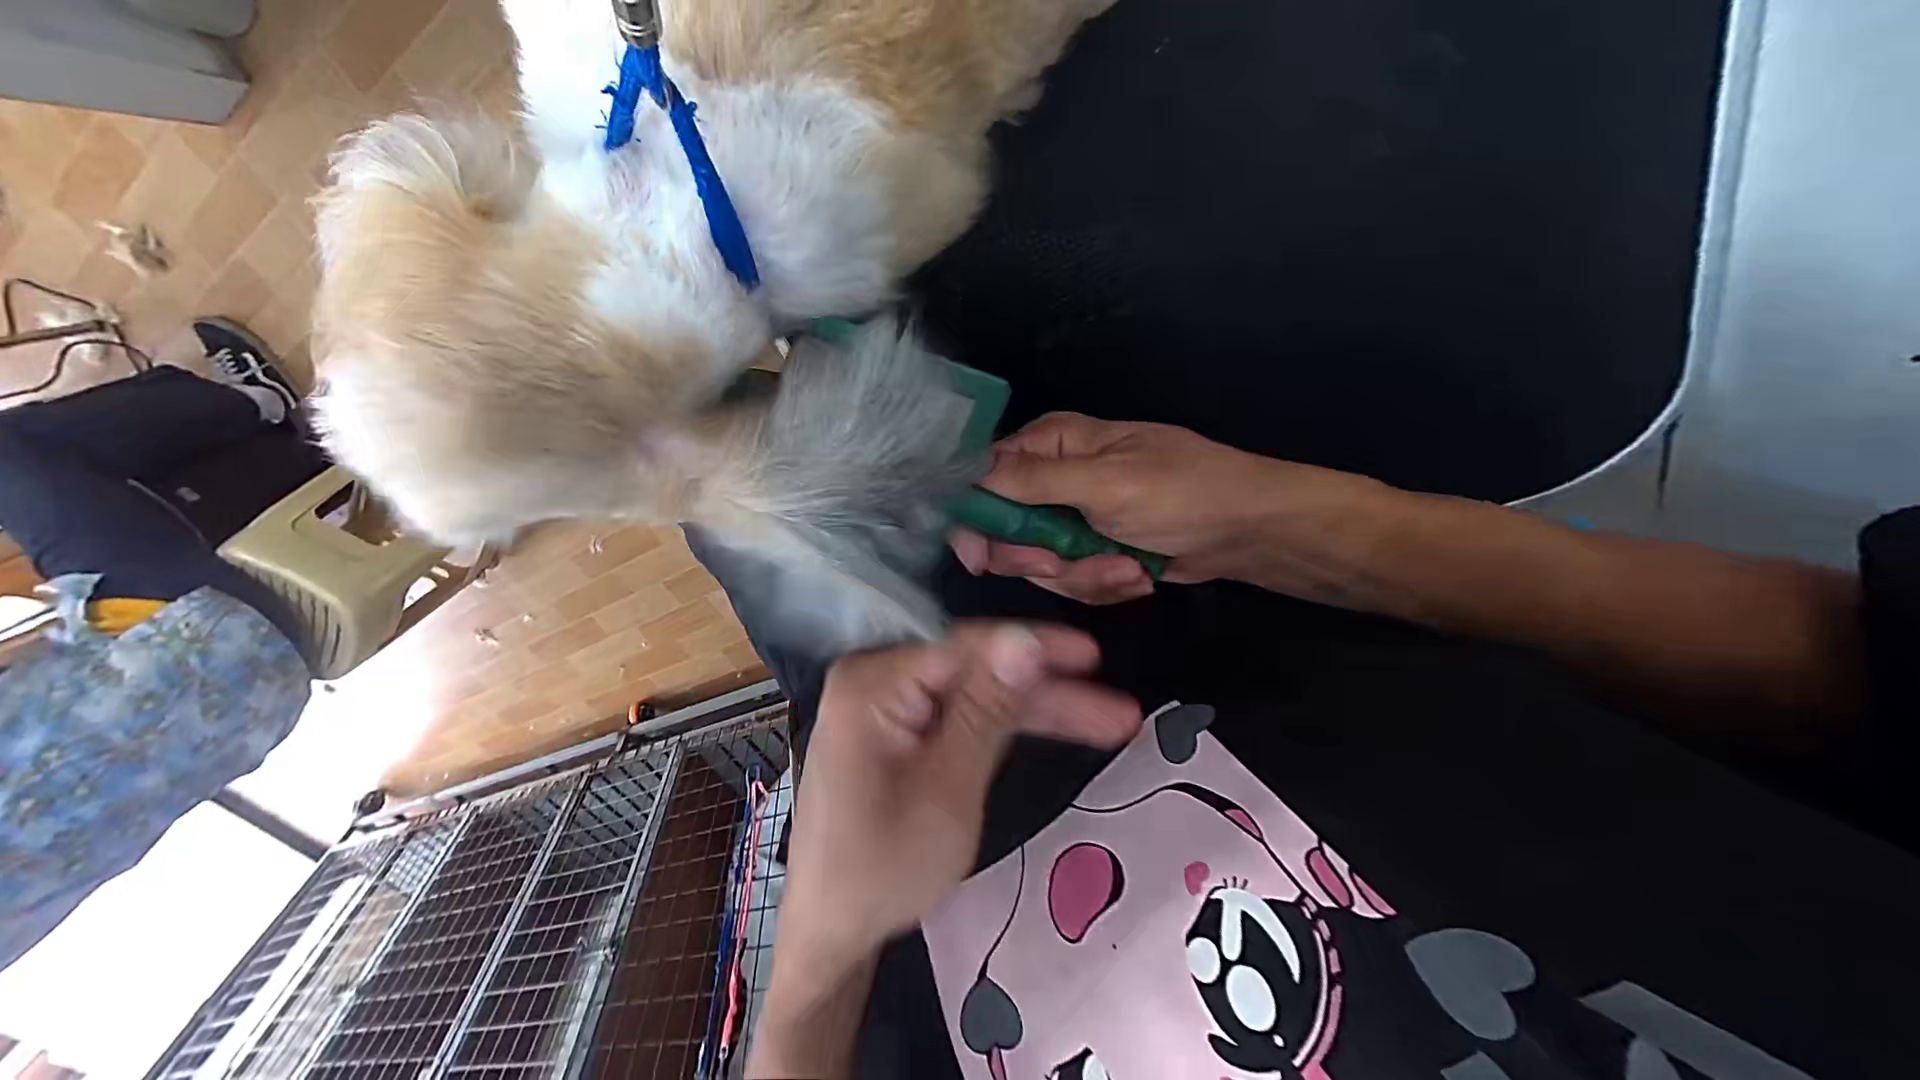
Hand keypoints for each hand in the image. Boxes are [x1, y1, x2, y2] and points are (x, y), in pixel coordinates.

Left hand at [752, 625, 1139, 1077]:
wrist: (831, 930)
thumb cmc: (882, 868)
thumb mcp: (947, 790)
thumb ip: (987, 710)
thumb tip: (1023, 640)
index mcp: (873, 684)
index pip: (966, 648)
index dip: (1034, 647)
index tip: (1092, 657)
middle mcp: (876, 680)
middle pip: (976, 672)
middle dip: (1046, 690)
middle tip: (1116, 704)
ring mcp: (885, 706)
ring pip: (975, 695)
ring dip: (1036, 709)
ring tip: (1108, 720)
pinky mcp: (898, 731)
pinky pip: (958, 716)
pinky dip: (1003, 727)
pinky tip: (1055, 727)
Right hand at [951, 412, 1390, 603]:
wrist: (1247, 531)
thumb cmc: (1182, 492)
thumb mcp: (1104, 483)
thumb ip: (1032, 481)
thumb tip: (966, 478)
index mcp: (1052, 444)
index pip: (984, 476)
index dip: (975, 518)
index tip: (980, 556)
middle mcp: (1053, 479)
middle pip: (1005, 530)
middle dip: (1040, 557)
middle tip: (1066, 560)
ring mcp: (1074, 520)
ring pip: (1039, 563)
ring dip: (1082, 574)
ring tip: (1125, 565)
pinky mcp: (1094, 552)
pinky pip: (1071, 579)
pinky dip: (1103, 583)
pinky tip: (1136, 572)